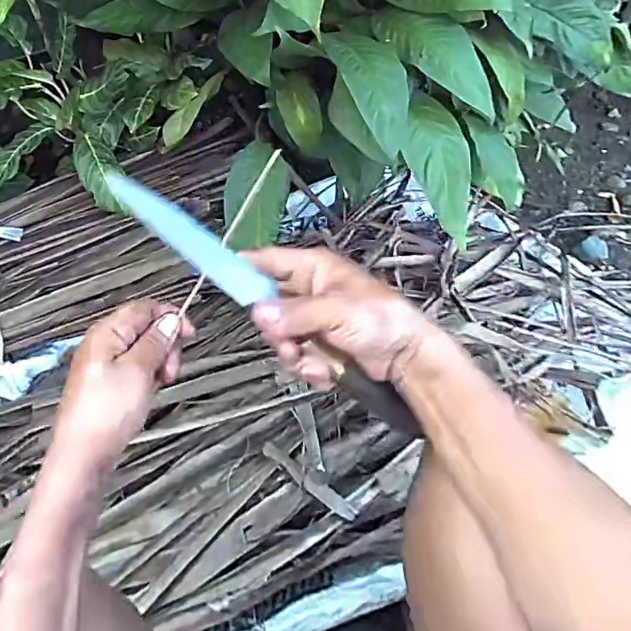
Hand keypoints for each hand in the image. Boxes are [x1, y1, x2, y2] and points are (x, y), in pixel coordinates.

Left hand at [50, 300, 191, 471]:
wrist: (82, 458)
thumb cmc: (104, 416)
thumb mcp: (139, 370)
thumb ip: (156, 340)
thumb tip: (170, 320)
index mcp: (107, 333)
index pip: (145, 308)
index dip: (170, 317)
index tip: (187, 333)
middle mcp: (102, 344)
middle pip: (146, 329)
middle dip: (165, 345)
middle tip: (168, 368)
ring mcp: (103, 365)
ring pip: (143, 351)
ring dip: (157, 364)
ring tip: (155, 385)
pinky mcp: (106, 384)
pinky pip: (134, 369)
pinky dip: (146, 378)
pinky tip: (146, 394)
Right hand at [242, 247, 445, 387]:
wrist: (408, 357)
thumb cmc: (384, 319)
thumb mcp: (336, 311)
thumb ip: (295, 313)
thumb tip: (259, 312)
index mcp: (314, 268)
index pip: (268, 260)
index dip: (245, 266)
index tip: (222, 274)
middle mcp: (310, 290)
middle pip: (268, 304)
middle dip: (276, 329)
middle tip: (288, 341)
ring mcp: (314, 319)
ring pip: (280, 336)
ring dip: (293, 353)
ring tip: (312, 360)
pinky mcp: (320, 344)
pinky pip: (297, 355)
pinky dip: (308, 367)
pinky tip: (324, 370)